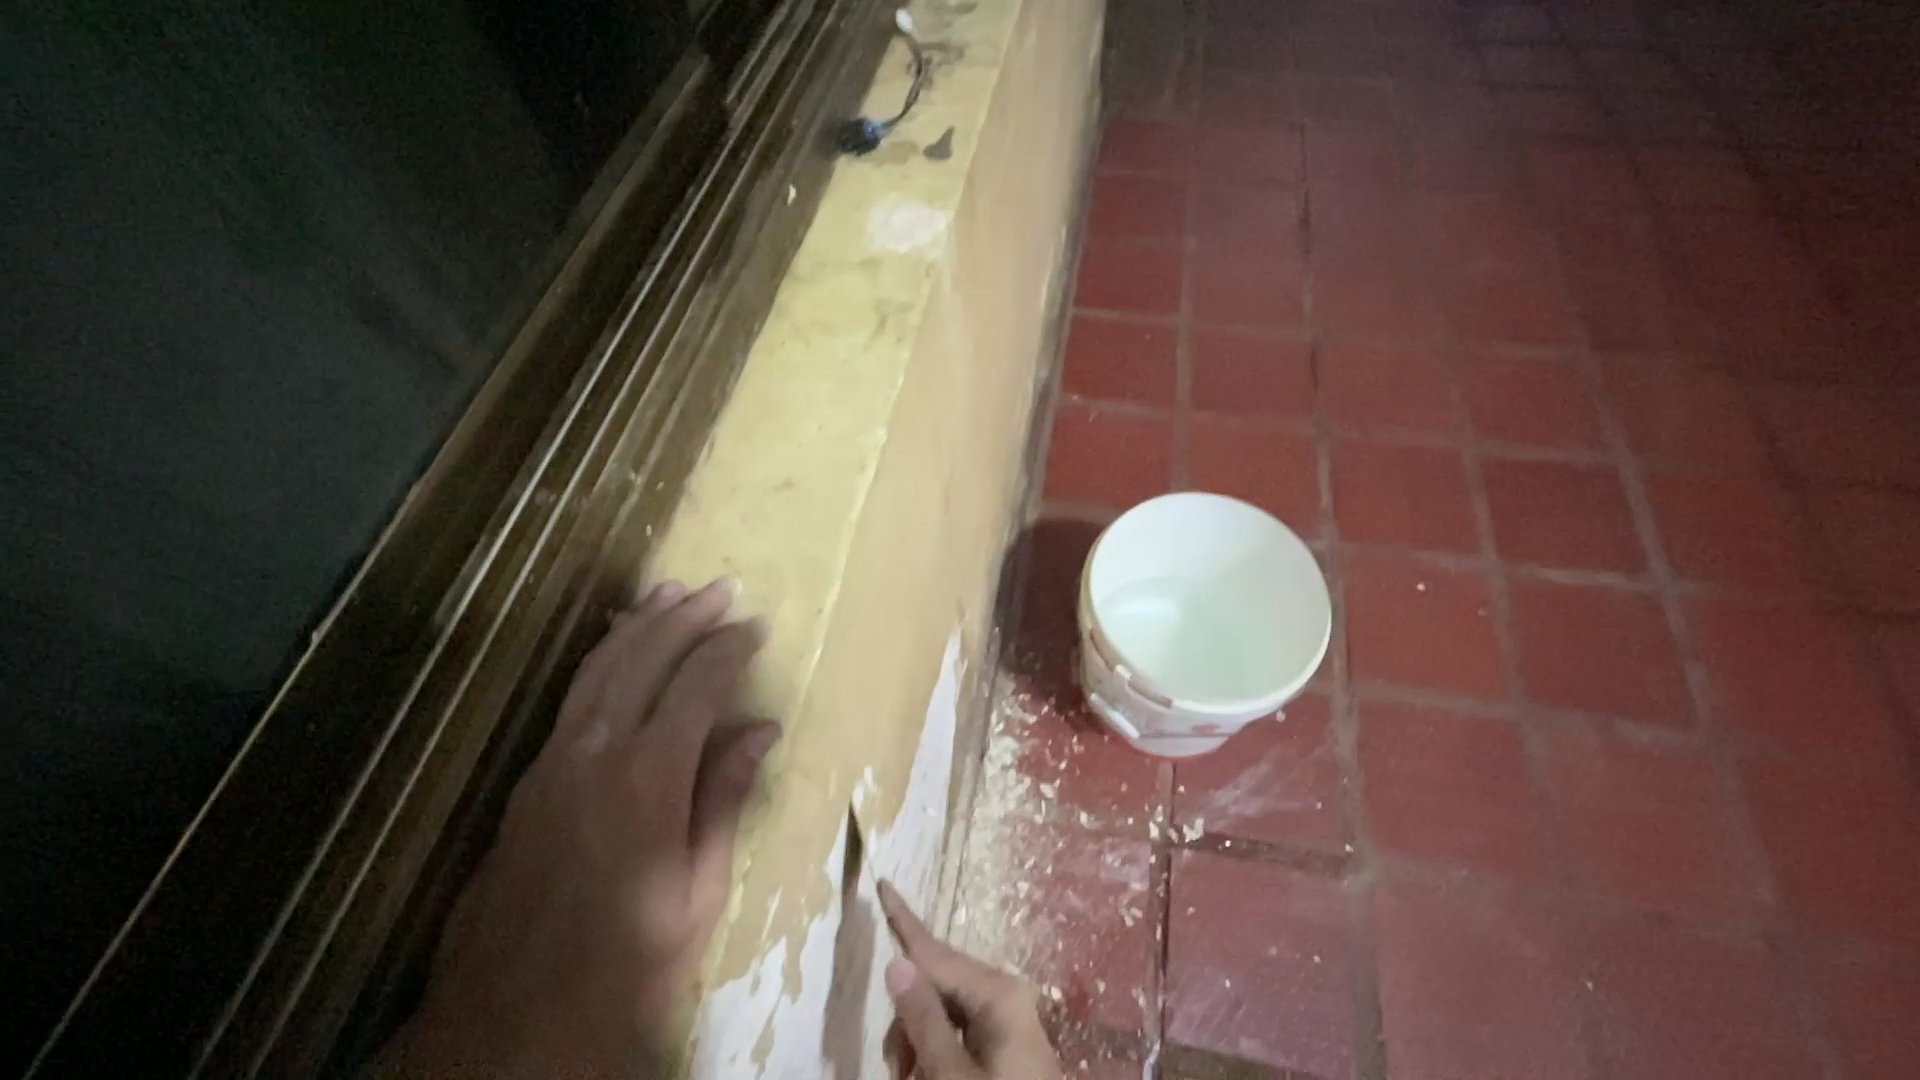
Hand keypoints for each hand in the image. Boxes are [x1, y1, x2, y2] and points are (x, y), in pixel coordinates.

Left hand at [382, 579, 776, 1077]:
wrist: (510, 1019)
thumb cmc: (627, 963)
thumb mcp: (699, 890)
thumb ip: (724, 798)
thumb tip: (761, 728)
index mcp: (648, 777)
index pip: (697, 686)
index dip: (729, 649)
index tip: (756, 625)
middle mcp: (595, 752)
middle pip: (643, 659)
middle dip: (685, 616)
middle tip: (721, 588)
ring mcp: (553, 761)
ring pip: (598, 668)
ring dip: (638, 625)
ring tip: (670, 592)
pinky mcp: (529, 779)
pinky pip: (573, 697)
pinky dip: (603, 659)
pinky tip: (618, 651)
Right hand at [878, 880, 1062, 1079]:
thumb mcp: (951, 1076)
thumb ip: (923, 1019)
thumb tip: (898, 963)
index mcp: (997, 993)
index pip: (935, 950)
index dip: (903, 921)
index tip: (883, 883)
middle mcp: (1003, 996)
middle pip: (934, 983)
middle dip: (905, 1019)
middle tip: (897, 1068)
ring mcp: (1006, 1022)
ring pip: (940, 1014)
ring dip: (916, 1045)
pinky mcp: (1004, 1047)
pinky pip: (955, 1035)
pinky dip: (934, 1055)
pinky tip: (926, 1078)